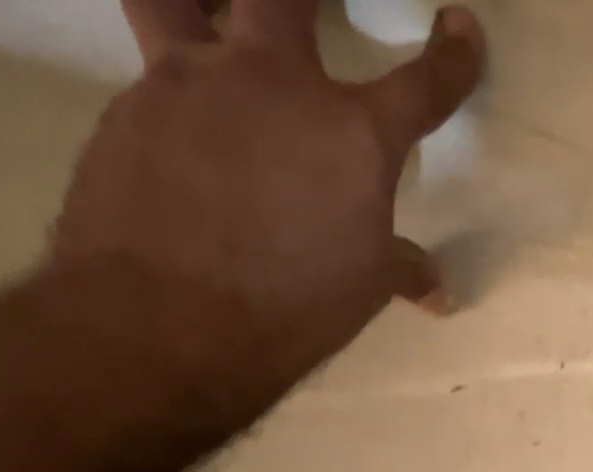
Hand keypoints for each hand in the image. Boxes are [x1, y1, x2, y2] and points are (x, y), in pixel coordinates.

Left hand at [49, 0, 484, 382]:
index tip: (461, 26)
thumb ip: (402, 267)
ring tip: (222, 19)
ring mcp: (192, 83)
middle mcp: (275, 84)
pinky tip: (191, 122)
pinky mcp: (130, 104)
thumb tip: (437, 292)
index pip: (425, 82)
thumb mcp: (367, 284)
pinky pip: (156, 66)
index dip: (453, 54)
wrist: (164, 319)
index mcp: (356, 133)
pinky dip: (181, 81)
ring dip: (208, 2)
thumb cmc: (295, 304)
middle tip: (321, 3)